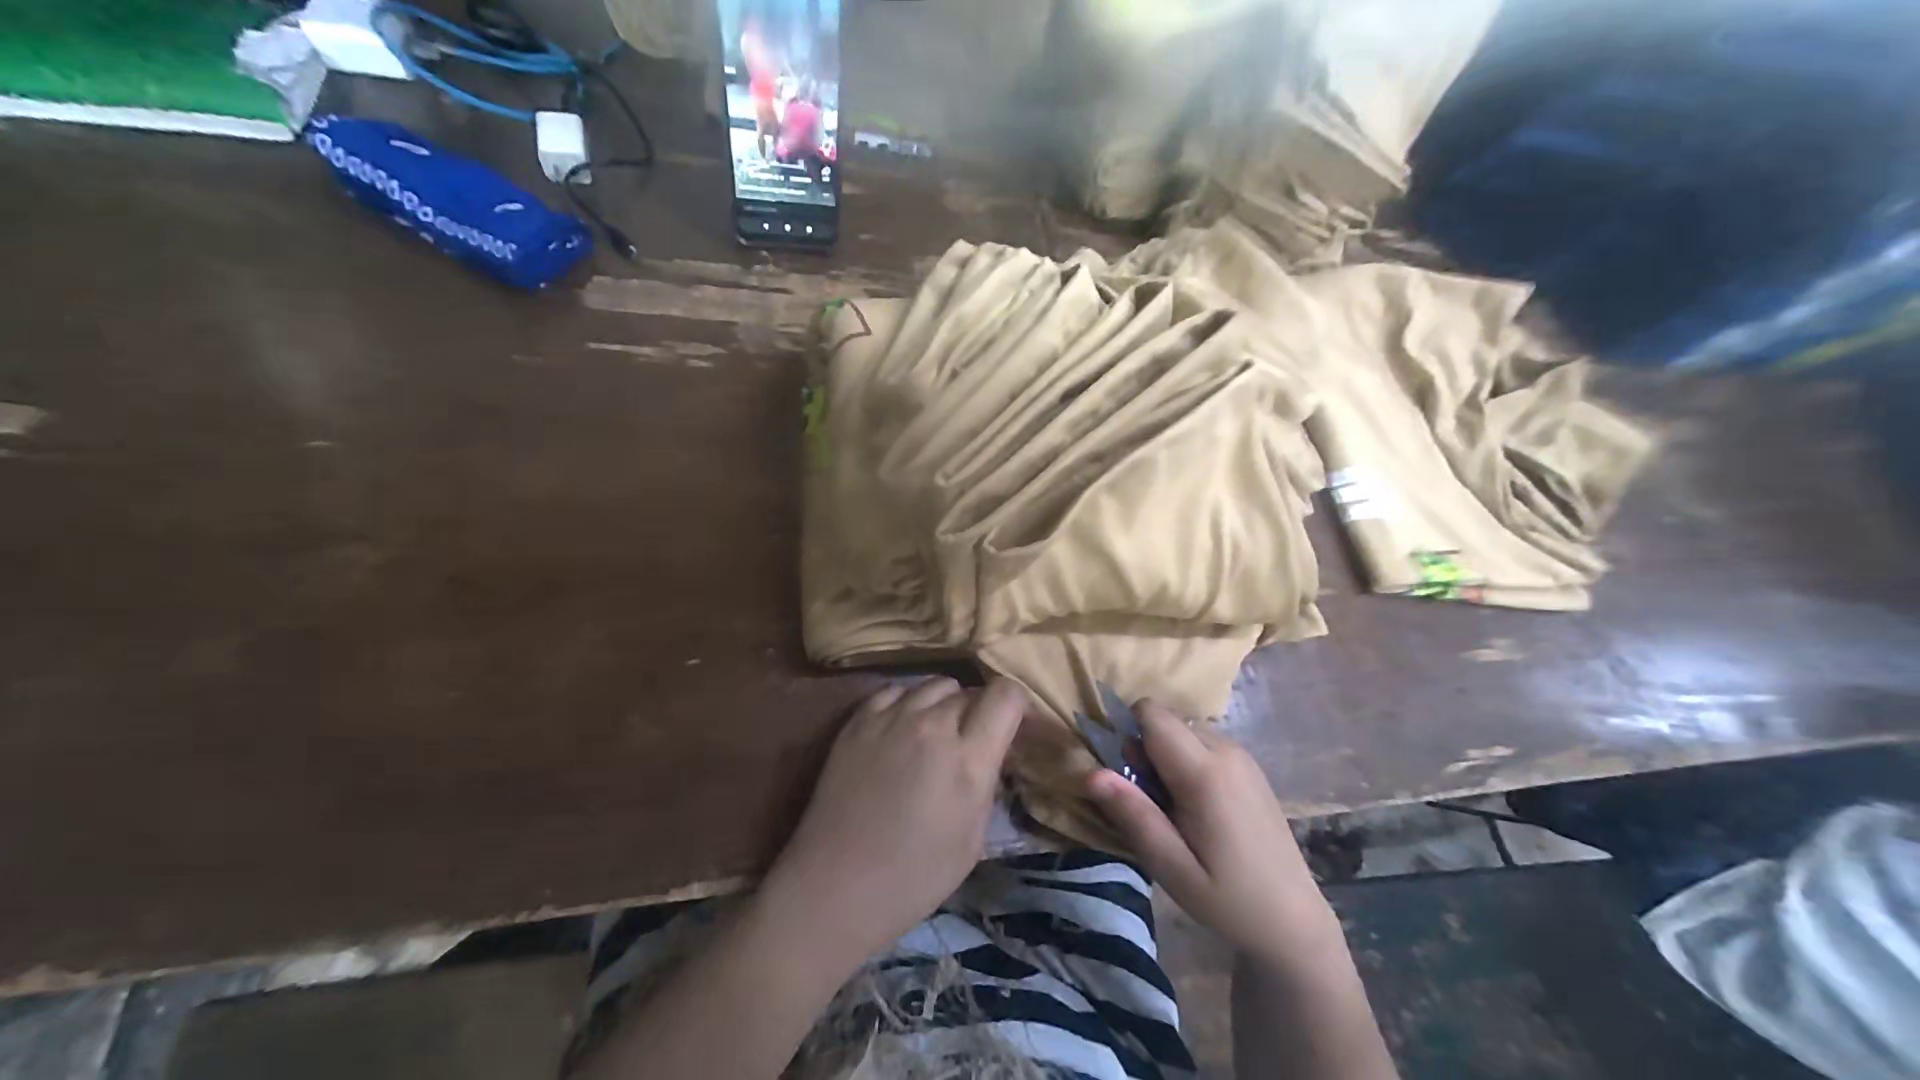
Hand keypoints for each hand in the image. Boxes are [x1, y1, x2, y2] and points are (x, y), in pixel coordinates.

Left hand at [756, 677, 1026, 969]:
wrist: (834, 886)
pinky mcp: (857, 722)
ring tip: (936, 734)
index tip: (1011, 726)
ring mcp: (890, 719)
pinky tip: (902, 729)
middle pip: (969, 691)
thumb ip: (985, 783)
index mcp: (968, 759)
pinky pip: (895, 691)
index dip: (1015, 705)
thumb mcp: (973, 840)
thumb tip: (988, 753)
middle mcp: (932, 726)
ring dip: (944, 704)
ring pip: (933, 685)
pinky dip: (908, 703)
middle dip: (979, 711)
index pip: (1006, 696)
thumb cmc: (914, 878)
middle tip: (971, 741)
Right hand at [1085, 701, 1337, 963]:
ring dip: (1165, 755)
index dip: (1127, 733)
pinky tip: (1196, 807)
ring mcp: (1242, 756)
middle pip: (1166, 719)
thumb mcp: (1171, 868)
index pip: (1151, 713)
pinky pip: (1203, 742)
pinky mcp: (1249, 766)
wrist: (1293, 920)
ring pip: (1183, 730)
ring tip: (1172, 807)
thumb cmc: (1228, 899)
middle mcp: (1226, 751)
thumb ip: (1133, 815)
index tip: (1126, 774)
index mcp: (1205, 773)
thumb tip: (1091, 773)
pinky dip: (1187, 760)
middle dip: (1145, 746)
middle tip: (1149, 799)